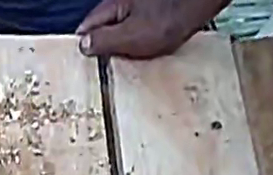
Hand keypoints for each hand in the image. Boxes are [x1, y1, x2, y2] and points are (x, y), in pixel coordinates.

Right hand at [76, 0, 223, 58]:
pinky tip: (134, 55)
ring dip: (114, 48)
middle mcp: (119, 5)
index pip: (87, 27)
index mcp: (110, 8)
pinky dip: (130, 45)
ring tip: (115, 67)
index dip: (83, 45)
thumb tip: (83, 45)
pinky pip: (131, 32)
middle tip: (97, 71)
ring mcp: (133, 9)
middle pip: (101, 28)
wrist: (190, 7)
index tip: (82, 64)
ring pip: (116, 30)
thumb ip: (106, 40)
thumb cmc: (164, 21)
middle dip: (98, 47)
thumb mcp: (131, 36)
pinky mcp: (147, 16)